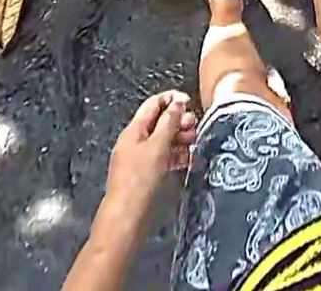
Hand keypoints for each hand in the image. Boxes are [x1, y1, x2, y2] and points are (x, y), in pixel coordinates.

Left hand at [100, 91, 197, 228]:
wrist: (125, 220)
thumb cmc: (140, 180)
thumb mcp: (158, 146)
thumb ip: (169, 122)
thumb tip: (178, 102)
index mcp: (134, 130)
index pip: (153, 103)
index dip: (171, 99)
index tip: (189, 102)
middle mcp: (135, 141)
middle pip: (159, 122)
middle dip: (178, 120)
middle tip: (194, 126)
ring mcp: (139, 158)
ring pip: (162, 140)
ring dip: (179, 138)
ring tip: (194, 142)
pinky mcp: (145, 175)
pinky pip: (162, 157)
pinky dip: (175, 154)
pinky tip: (187, 159)